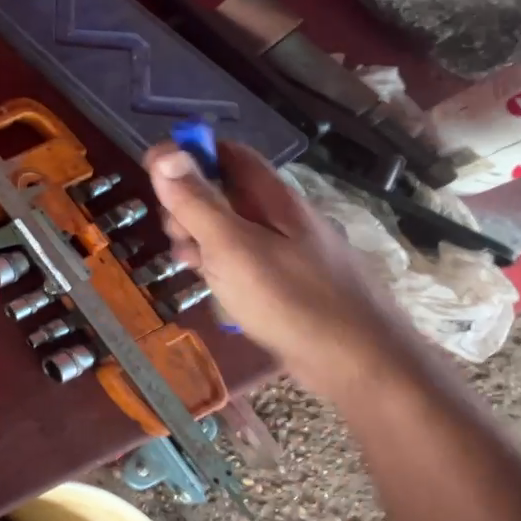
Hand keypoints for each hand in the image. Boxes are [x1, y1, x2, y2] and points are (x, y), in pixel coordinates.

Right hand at [142, 140, 417, 395]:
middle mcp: (285, 219)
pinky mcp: (290, 283)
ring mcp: (290, 252)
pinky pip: (244, 259)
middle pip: (225, 193)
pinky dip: (220, 266)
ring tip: (190, 267)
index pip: (230, 154)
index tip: (156, 175)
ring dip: (199, 240)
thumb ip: (196, 201)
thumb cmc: (292, 301)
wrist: (363, 369)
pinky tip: (213, 287)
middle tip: (176, 236)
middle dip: (188, 207)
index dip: (191, 154)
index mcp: (276, 201)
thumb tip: (164, 150)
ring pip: (230, 229)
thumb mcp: (231, 247)